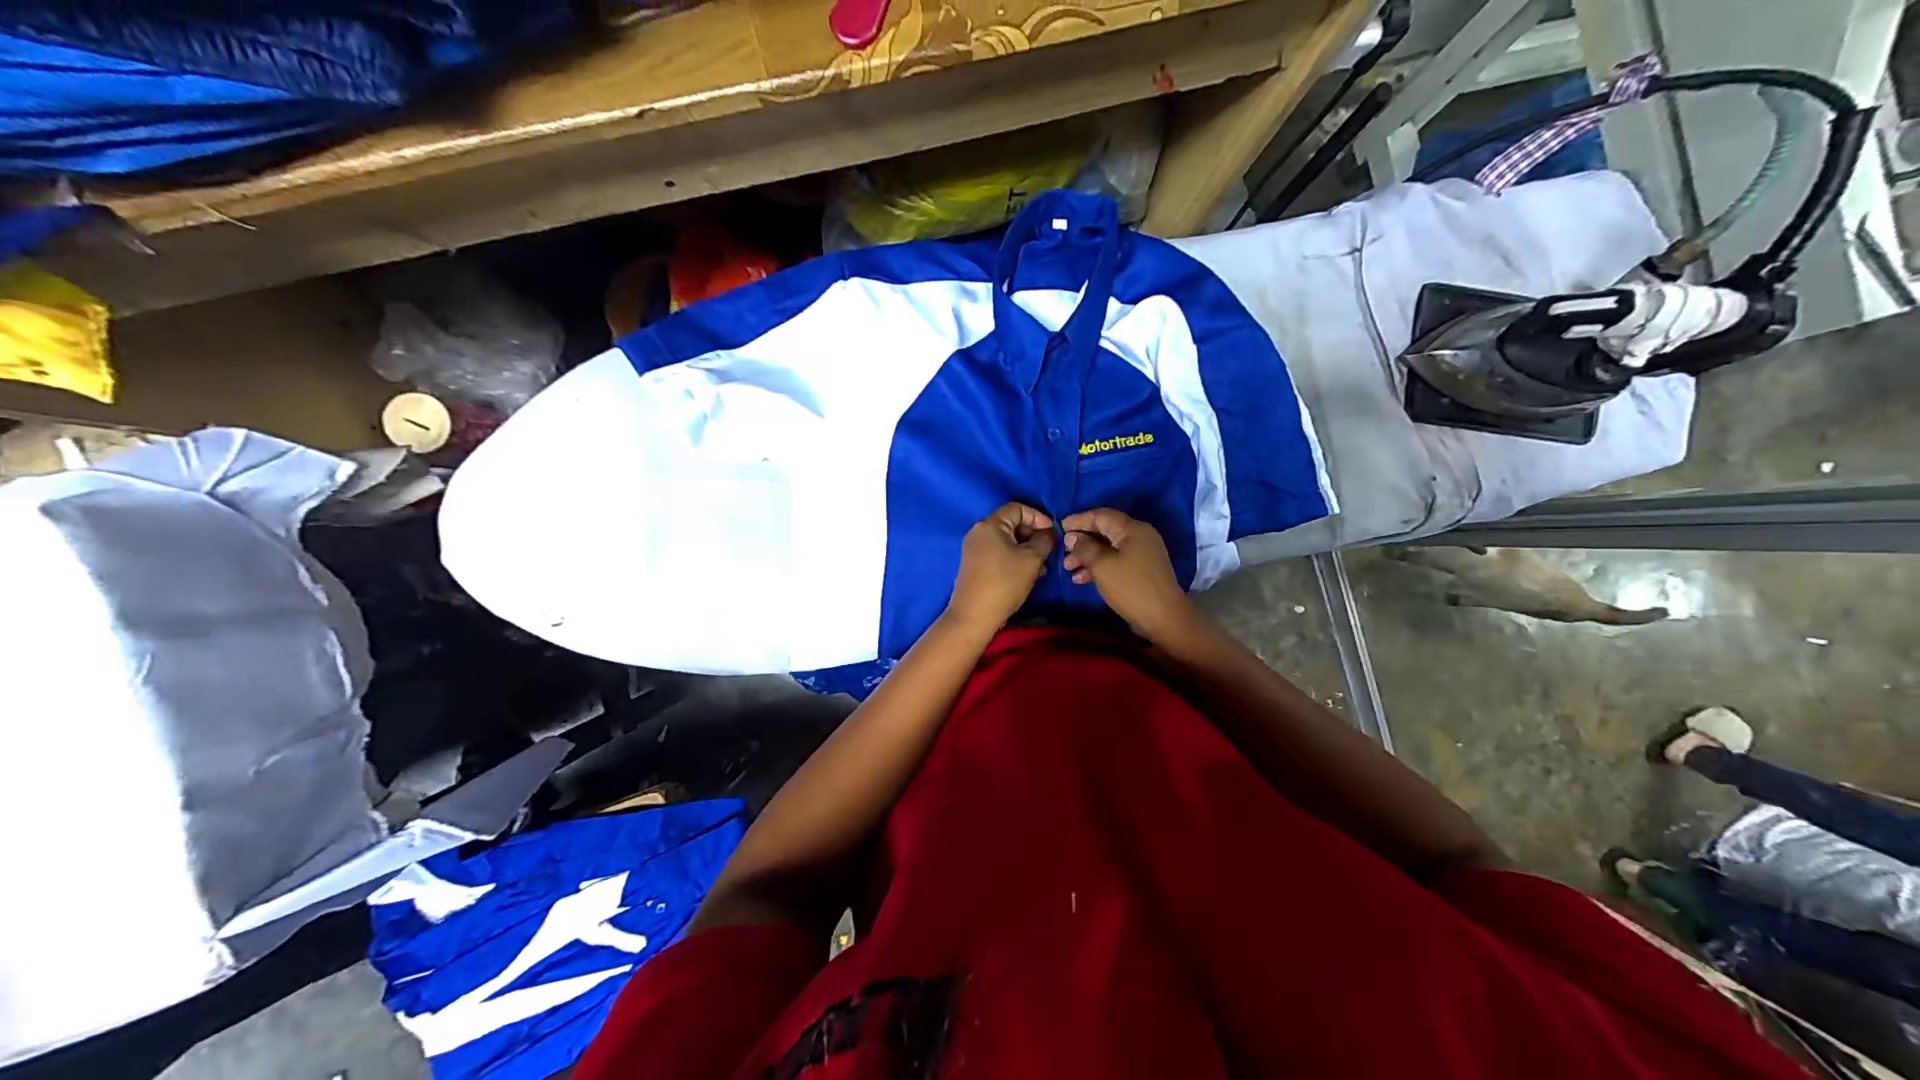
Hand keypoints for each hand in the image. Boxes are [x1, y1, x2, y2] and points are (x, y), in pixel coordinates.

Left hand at [946, 502, 1055, 631]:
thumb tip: (1048, 533)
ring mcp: (974, 548)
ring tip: (1042, 566)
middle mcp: (979, 532)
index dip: (1038, 517)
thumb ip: (1044, 541)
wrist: (974, 615)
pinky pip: (999, 553)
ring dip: (1026, 549)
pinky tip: (1028, 573)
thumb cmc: (1004, 582)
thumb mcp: (1032, 559)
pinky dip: (1015, 558)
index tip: (1052, 533)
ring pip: (1007, 540)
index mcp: (990, 524)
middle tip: (1049, 550)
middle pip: (1011, 523)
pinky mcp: (975, 564)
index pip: (1017, 508)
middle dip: (1033, 534)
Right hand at [1062, 508, 1196, 643]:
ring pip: (1107, 548)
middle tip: (1062, 552)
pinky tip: (1081, 579)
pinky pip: (1114, 561)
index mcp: (1132, 529)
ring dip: (1086, 556)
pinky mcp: (1139, 570)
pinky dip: (1098, 567)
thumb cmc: (1130, 587)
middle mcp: (1138, 536)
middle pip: (1104, 531)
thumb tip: (1071, 537)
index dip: (1078, 520)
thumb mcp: (1102, 565)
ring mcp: (1141, 554)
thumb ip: (1084, 547)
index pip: (1101, 515)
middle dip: (1081, 541)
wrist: (1163, 618)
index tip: (1059, 527)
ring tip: (1068, 568)